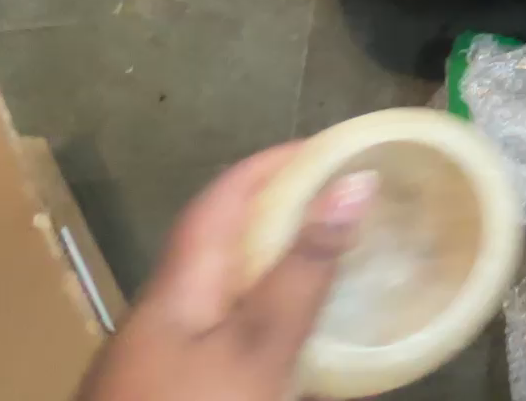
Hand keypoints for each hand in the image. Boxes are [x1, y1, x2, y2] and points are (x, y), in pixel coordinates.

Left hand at [74, 145, 376, 400]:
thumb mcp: (260, 347)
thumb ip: (306, 267)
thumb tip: (357, 178)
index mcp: (176, 290)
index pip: (223, 198)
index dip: (276, 161)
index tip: (337, 148)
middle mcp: (166, 318)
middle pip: (231, 243)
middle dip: (295, 214)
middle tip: (359, 205)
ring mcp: (169, 363)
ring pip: (238, 292)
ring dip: (293, 269)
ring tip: (352, 263)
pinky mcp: (182, 392)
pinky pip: (239, 337)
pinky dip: (283, 323)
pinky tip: (320, 347)